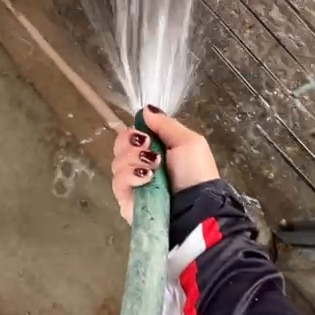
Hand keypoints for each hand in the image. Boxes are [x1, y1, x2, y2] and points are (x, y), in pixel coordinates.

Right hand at [112, 108, 220, 223]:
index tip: (145, 136)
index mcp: (155, 150)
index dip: (133, 133)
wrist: (197, 205)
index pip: (131, 135)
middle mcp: (140, 165)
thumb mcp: (188, 141)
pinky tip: (146, 178)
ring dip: (135, 160)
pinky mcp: (126, 201)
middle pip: (119, 146)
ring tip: (154, 169)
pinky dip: (130, 176)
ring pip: (117, 162)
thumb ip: (165, 124)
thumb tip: (145, 109)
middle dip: (132, 145)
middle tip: (149, 150)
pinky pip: (117, 182)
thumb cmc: (196, 172)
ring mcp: (132, 184)